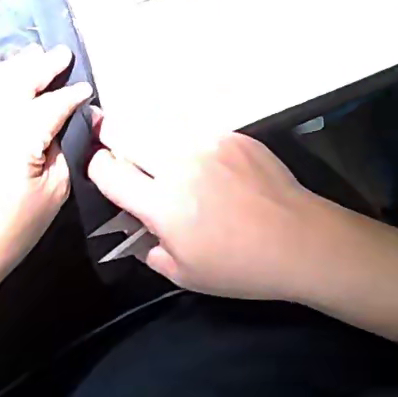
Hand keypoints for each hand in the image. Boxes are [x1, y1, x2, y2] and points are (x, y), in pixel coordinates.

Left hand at [0, 45, 91, 301]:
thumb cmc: (10, 230)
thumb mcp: (54, 193)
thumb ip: (62, 151)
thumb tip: (64, 126)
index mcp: (21, 136)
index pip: (53, 104)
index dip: (71, 94)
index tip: (84, 88)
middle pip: (20, 81)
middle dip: (43, 65)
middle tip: (61, 53)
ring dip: (15, 65)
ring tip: (32, 54)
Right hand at [87, 122, 331, 301]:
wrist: (299, 240)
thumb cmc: (241, 266)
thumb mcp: (185, 274)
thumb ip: (150, 247)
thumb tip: (140, 226)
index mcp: (162, 205)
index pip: (107, 170)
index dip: (97, 168)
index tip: (105, 172)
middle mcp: (179, 165)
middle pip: (124, 132)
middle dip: (111, 136)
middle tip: (113, 142)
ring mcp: (207, 143)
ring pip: (158, 122)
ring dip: (149, 134)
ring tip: (157, 148)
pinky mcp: (232, 134)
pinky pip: (195, 125)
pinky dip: (186, 136)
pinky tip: (198, 154)